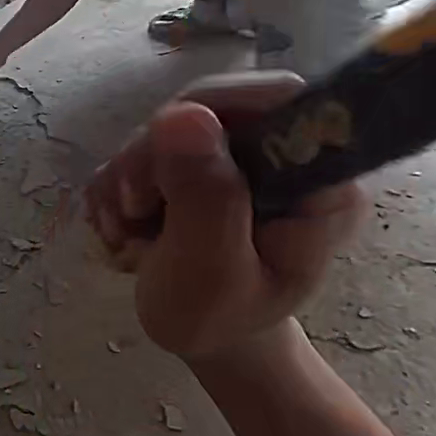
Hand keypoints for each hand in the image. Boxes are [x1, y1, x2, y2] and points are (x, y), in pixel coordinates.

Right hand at [84, 72, 364, 360]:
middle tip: (131, 208)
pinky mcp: (199, 160)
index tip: (160, 154)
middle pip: (206, 109)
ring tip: (124, 231)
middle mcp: (280, 154)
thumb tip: (182, 114)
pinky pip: (146, 146)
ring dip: (128, 176)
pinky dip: (120, 183)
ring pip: (167, 126)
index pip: (276, 100)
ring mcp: (236, 155)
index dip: (214, 108)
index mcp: (316, 181)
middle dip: (152, 156)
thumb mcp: (211, 274)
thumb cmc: (218, 319)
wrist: (204, 335)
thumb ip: (205, 200)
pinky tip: (120, 223)